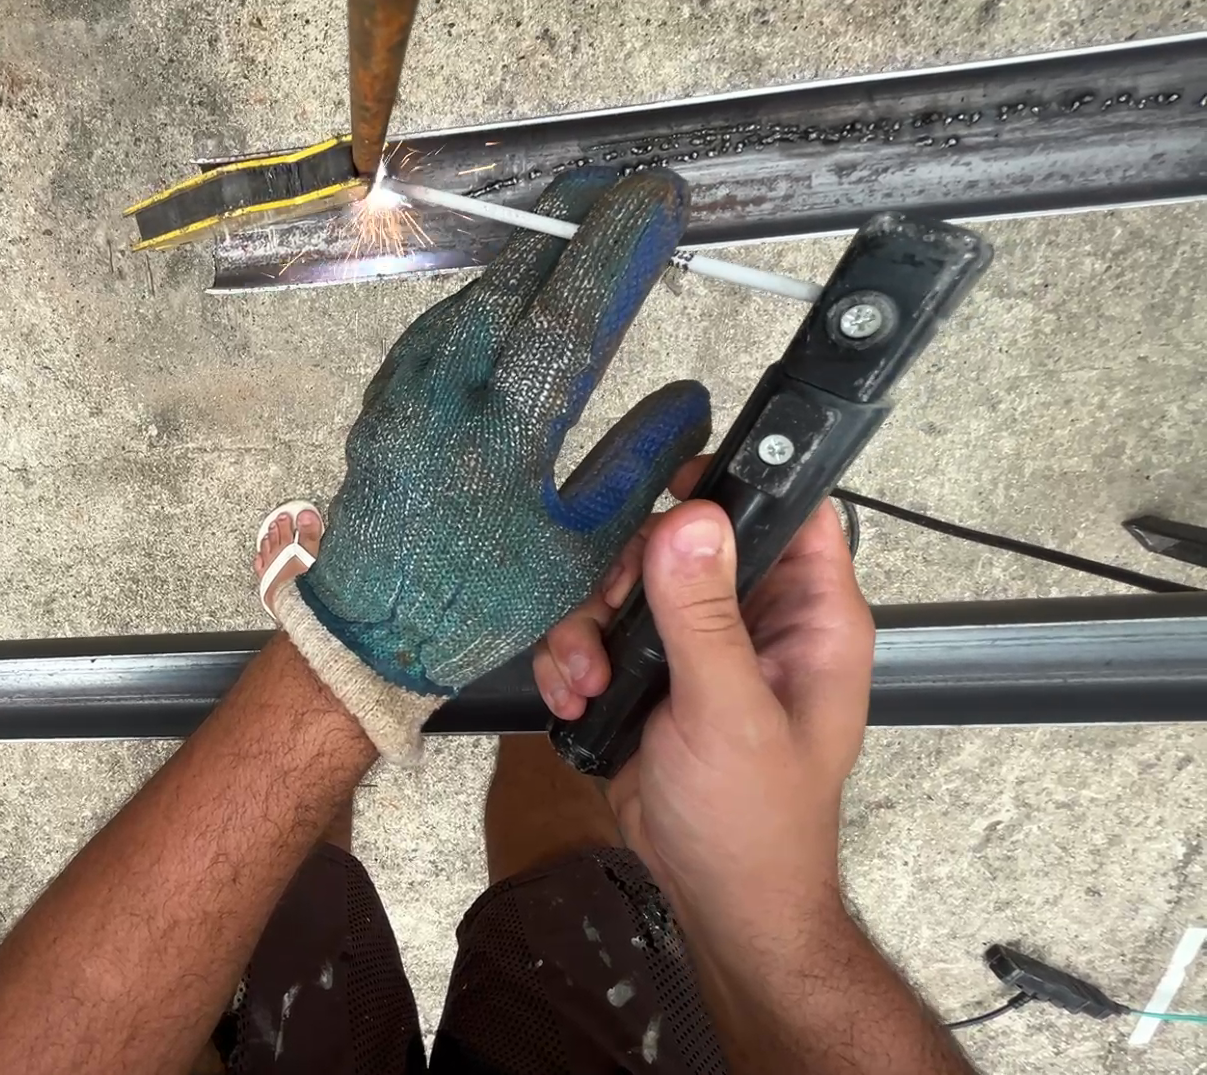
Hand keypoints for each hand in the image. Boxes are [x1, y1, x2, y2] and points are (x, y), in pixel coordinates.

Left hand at [281, 167, 711, 759]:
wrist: (375, 626)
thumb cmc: (476, 601)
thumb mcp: (577, 548)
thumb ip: (638, 467)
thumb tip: (687, 401)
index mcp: (499, 441)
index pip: (567, 317)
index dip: (619, 249)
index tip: (660, 201)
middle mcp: (440, 404)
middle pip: (508, 283)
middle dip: (567, 222)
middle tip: (615, 189)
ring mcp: (401, 398)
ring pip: (465, 300)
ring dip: (520, 257)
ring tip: (570, 231)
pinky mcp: (381, 405)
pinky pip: (432, 332)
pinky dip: (476, 301)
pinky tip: (504, 296)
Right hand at [536, 462, 872, 931]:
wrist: (707, 887)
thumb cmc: (748, 812)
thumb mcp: (726, 711)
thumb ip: (704, 616)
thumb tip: (690, 516)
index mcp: (802, 618)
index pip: (789, 516)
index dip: (740, 485)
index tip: (673, 485)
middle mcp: (746, 620)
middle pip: (677, 546)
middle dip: (627, 581)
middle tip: (611, 622)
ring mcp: (688, 646)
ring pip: (622, 591)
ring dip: (585, 630)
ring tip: (581, 682)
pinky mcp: (641, 673)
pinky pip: (593, 635)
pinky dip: (570, 661)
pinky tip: (570, 699)